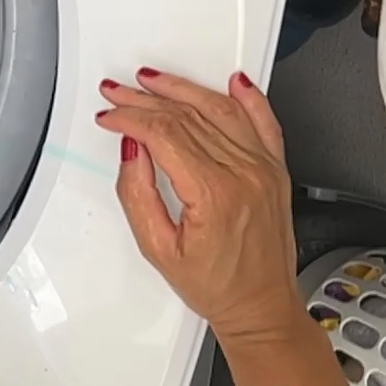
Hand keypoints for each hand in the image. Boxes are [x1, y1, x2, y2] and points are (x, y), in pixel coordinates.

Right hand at [95, 69, 304, 347]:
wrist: (261, 306)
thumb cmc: (215, 285)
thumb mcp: (156, 247)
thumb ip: (138, 193)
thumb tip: (131, 150)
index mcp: (214, 193)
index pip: (163, 134)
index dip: (129, 118)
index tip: (110, 117)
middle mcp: (244, 174)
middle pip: (185, 116)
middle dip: (143, 100)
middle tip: (117, 92)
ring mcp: (263, 168)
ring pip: (218, 109)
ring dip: (181, 88)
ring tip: (151, 79)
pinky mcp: (275, 169)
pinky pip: (264, 121)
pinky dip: (248, 97)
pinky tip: (232, 81)